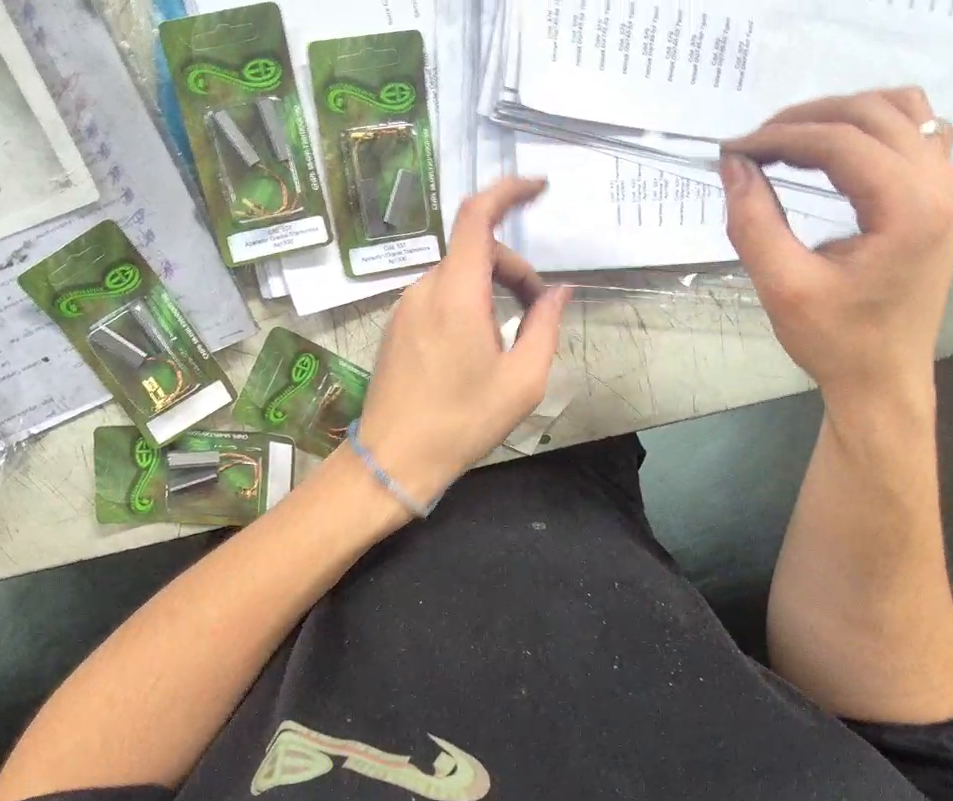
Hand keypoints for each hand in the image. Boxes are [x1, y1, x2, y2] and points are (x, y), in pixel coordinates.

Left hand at [355, 176, 573, 509]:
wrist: (394, 460)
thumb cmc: (462, 423)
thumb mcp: (522, 381)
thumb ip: (545, 327)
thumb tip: (559, 292)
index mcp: (456, 294)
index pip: (478, 216)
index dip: (509, 191)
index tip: (538, 188)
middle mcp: (424, 290)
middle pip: (474, 252)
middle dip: (513, 270)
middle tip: (537, 312)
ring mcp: (403, 310)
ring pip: (456, 278)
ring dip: (489, 293)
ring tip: (506, 343)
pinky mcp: (394, 330)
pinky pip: (436, 300)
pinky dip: (464, 308)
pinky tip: (475, 352)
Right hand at [720, 88, 952, 404]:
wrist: (884, 380)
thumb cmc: (837, 343)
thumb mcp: (784, 289)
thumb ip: (754, 223)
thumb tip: (733, 166)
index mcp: (909, 207)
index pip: (840, 142)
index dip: (781, 138)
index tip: (734, 150)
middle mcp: (940, 183)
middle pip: (872, 113)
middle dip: (806, 120)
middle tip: (755, 145)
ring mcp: (949, 186)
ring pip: (901, 110)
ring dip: (842, 114)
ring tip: (791, 141)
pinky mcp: (944, 196)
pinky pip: (916, 132)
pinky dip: (873, 127)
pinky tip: (837, 150)